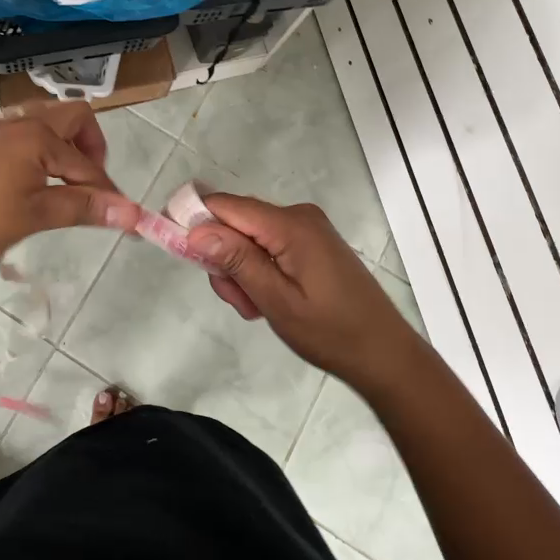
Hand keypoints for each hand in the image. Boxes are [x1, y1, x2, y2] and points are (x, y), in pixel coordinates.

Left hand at [0, 103, 124, 288]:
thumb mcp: (35, 216)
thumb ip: (84, 208)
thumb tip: (131, 213)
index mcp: (38, 136)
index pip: (87, 164)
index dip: (108, 193)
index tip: (124, 219)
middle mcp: (20, 123)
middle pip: (72, 118)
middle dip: (91, 149)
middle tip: (89, 185)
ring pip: (46, 123)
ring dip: (64, 147)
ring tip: (63, 185)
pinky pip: (23, 135)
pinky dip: (39, 152)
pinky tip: (30, 183)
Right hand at [189, 195, 425, 392]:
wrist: (385, 354)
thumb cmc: (331, 331)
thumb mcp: (276, 301)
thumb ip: (237, 261)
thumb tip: (196, 229)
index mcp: (291, 225)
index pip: (226, 205)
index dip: (194, 219)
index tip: (175, 248)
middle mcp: (298, 216)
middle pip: (236, 222)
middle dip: (223, 258)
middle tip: (239, 301)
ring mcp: (307, 228)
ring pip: (249, 237)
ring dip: (242, 270)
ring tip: (258, 308)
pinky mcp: (312, 243)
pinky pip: (268, 245)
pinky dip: (260, 270)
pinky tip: (270, 301)